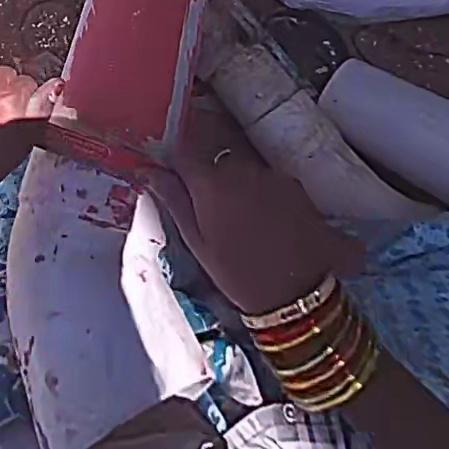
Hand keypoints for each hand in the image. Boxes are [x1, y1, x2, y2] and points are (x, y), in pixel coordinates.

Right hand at [142, 100, 362, 313]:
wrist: (300, 294)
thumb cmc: (239, 275)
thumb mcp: (198, 243)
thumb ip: (173, 200)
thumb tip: (148, 170)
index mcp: (210, 184)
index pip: (183, 153)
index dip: (177, 163)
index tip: (175, 177)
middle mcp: (240, 169)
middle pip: (215, 162)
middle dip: (210, 180)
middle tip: (213, 216)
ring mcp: (269, 174)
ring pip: (242, 171)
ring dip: (238, 187)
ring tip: (244, 223)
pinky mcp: (293, 183)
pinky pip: (268, 179)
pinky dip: (263, 193)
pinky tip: (268, 221)